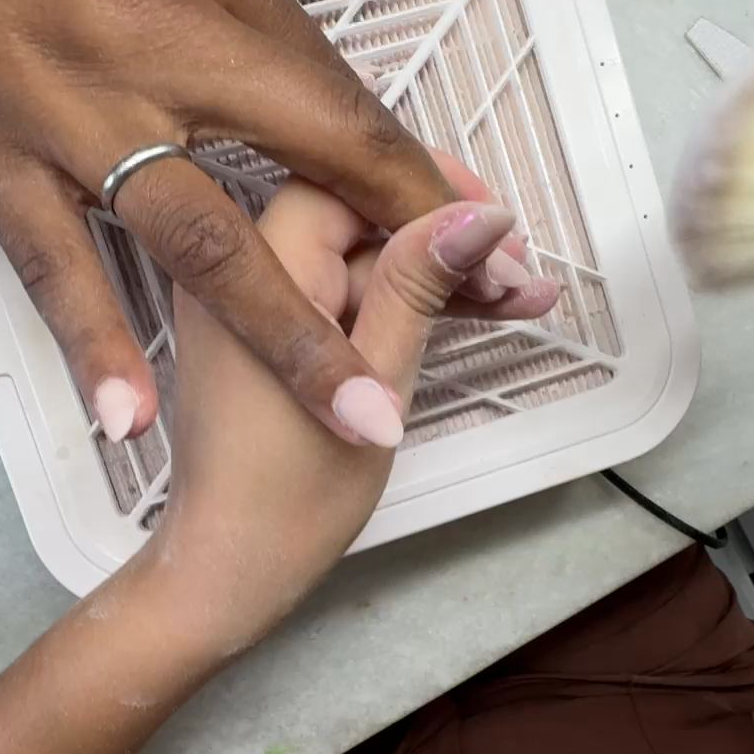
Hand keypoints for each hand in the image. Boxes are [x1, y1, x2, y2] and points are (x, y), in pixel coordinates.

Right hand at [0, 0, 555, 445]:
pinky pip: (52, 267)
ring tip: (359, 415)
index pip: (351, 108)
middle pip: (318, 173)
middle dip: (416, 253)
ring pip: (205, 241)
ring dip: (292, 338)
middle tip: (500, 309)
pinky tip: (132, 420)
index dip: (432, 184)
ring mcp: (71, 116)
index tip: (498, 244)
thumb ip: (255, 30)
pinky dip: (94, 345)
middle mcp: (155, 52)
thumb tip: (333, 115)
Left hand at [141, 177, 518, 650]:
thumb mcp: (374, 382)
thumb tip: (483, 214)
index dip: (431, 195)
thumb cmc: (295, 495)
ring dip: (434, 283)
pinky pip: (337, 304)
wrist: (231, 568)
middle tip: (522, 276)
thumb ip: (418, 289)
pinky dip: (395, 313)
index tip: (505, 226)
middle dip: (445, 245)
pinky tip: (462, 318)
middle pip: (357, 223)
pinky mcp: (269, 339)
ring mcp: (252, 307)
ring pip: (357, 267)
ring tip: (520, 301)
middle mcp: (239, 270)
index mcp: (253, 267)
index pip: (348, 185)